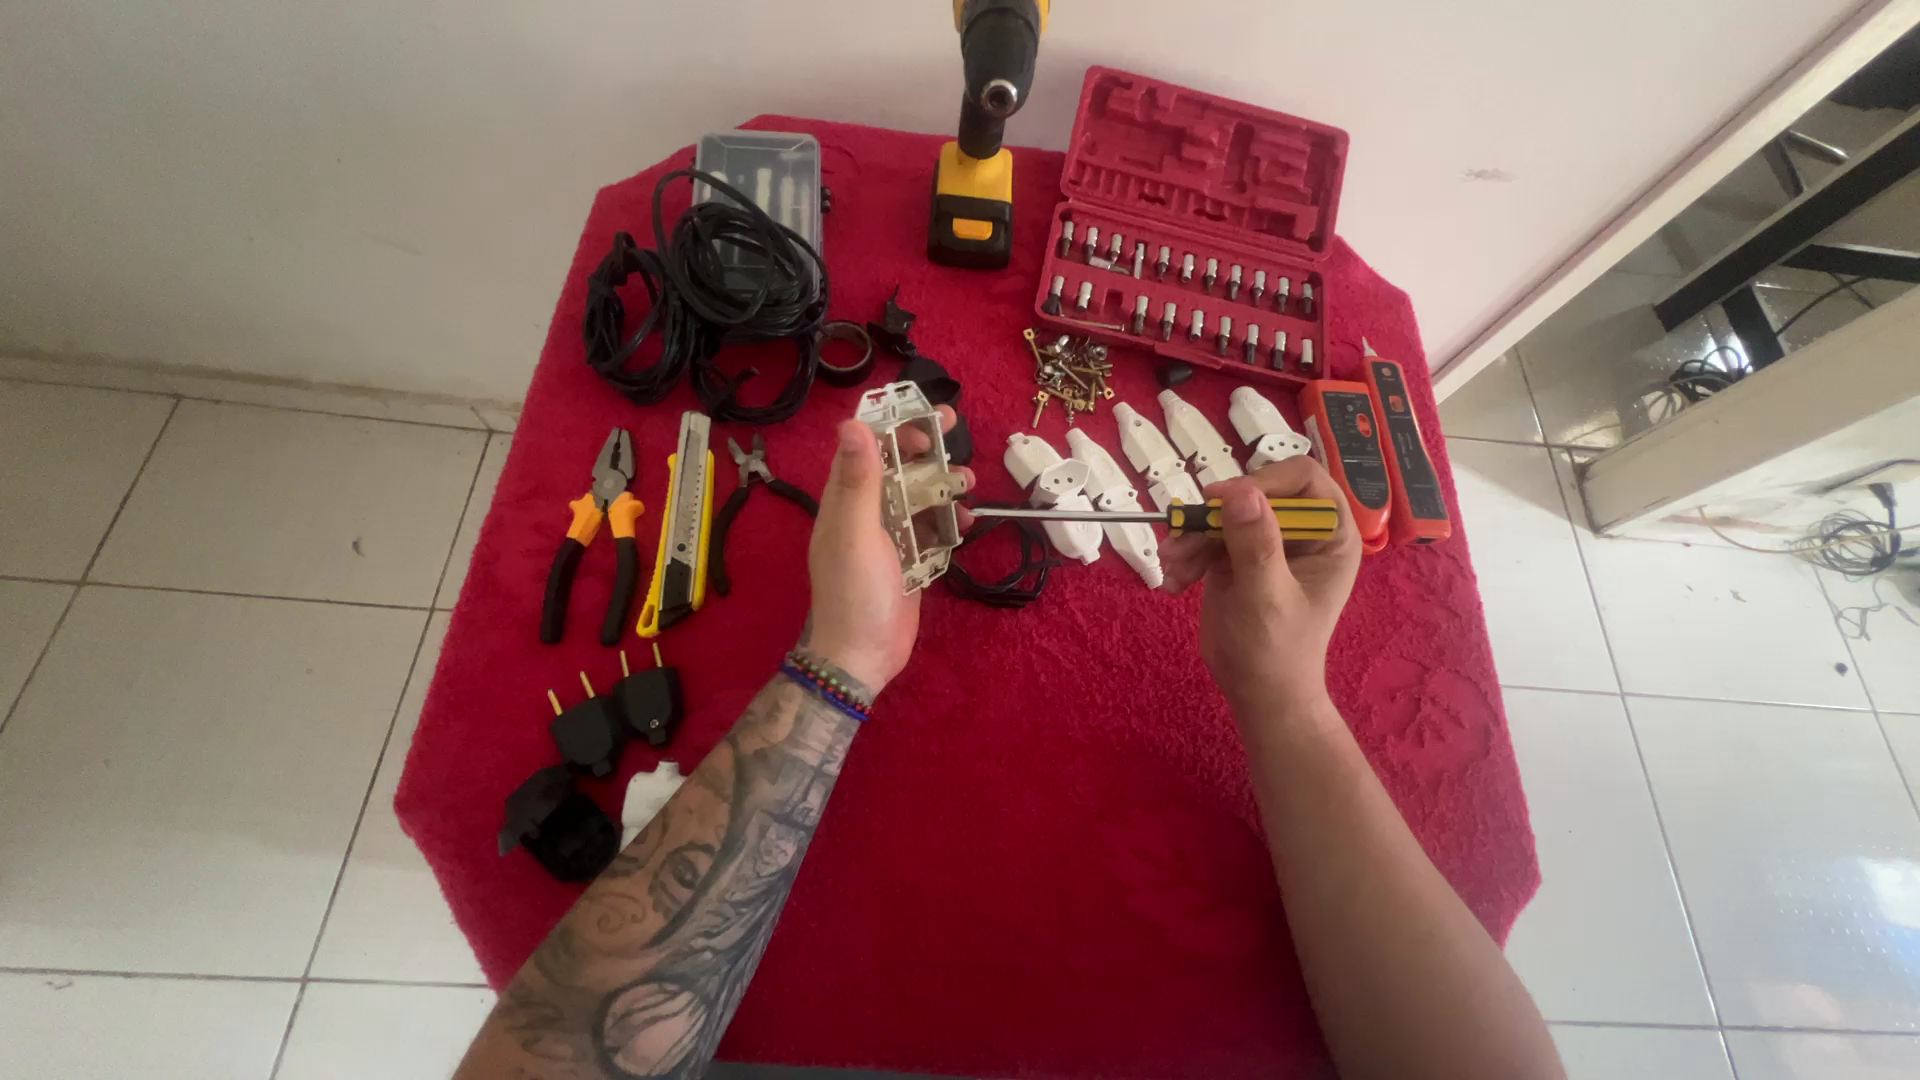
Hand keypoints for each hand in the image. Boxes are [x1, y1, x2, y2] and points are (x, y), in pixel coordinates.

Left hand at [805, 406, 972, 692]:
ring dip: (942, 485)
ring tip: (968, 482)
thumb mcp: (855, 532)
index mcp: (845, 502)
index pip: (866, 449)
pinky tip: (966, 523)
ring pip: (917, 498)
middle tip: (954, 432)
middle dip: (924, 449)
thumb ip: (858, 480)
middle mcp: (865, 514)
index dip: (892, 426)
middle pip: (895, 469)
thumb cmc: (855, 592)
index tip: (924, 417)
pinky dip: (948, 523)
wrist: (863, 656)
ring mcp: (888, 539)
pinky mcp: (909, 562)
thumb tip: (852, 423)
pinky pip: (930, 531)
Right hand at [1160, 457, 1361, 716]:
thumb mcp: (1266, 597)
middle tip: (1184, 536)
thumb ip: (1255, 544)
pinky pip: (1205, 537)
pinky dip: (1185, 555)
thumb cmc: (1276, 651)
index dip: (1264, 482)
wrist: (1256, 691)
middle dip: (1215, 517)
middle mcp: (1300, 533)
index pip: (1303, 481)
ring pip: (1222, 514)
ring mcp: (1264, 543)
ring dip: (1191, 537)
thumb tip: (1240, 490)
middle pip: (1254, 493)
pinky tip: (1175, 582)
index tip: (1225, 501)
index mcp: (1329, 536)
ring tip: (1172, 567)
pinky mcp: (1234, 556)